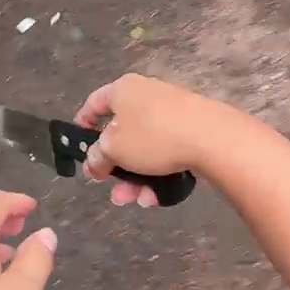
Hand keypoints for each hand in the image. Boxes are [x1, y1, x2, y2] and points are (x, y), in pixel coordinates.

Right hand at [75, 74, 240, 206]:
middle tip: (108, 184)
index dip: (82, 123)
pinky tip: (154, 196)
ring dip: (134, 176)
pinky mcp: (191, 129)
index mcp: (123, 90)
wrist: (212, 138)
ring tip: (132, 199)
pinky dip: (156, 172)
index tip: (77, 143)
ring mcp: (171, 112)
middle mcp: (146, 95)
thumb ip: (97, 156)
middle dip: (113, 164)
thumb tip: (93, 162)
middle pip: (121, 132)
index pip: (94, 103)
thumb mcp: (113, 149)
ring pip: (143, 148)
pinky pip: (165, 152)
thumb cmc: (153, 136)